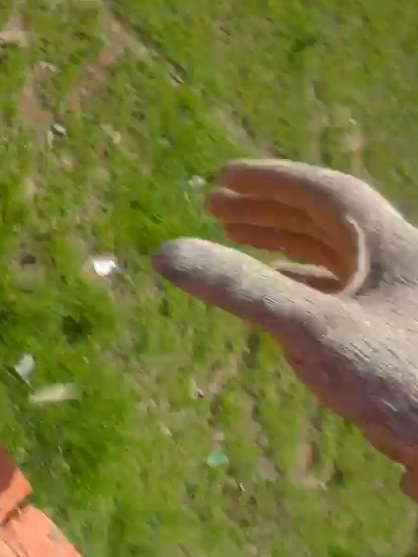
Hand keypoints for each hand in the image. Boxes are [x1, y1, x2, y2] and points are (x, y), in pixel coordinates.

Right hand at [155, 159, 417, 494]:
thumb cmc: (407, 380)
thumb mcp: (314, 329)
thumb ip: (240, 287)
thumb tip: (163, 250)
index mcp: (399, 251)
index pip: (329, 195)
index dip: (273, 180)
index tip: (221, 176)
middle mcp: (405, 267)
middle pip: (331, 222)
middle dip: (269, 209)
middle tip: (214, 205)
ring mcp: (404, 301)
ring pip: (338, 255)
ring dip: (281, 241)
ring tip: (234, 236)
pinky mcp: (398, 333)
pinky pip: (342, 287)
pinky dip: (298, 277)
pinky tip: (276, 287)